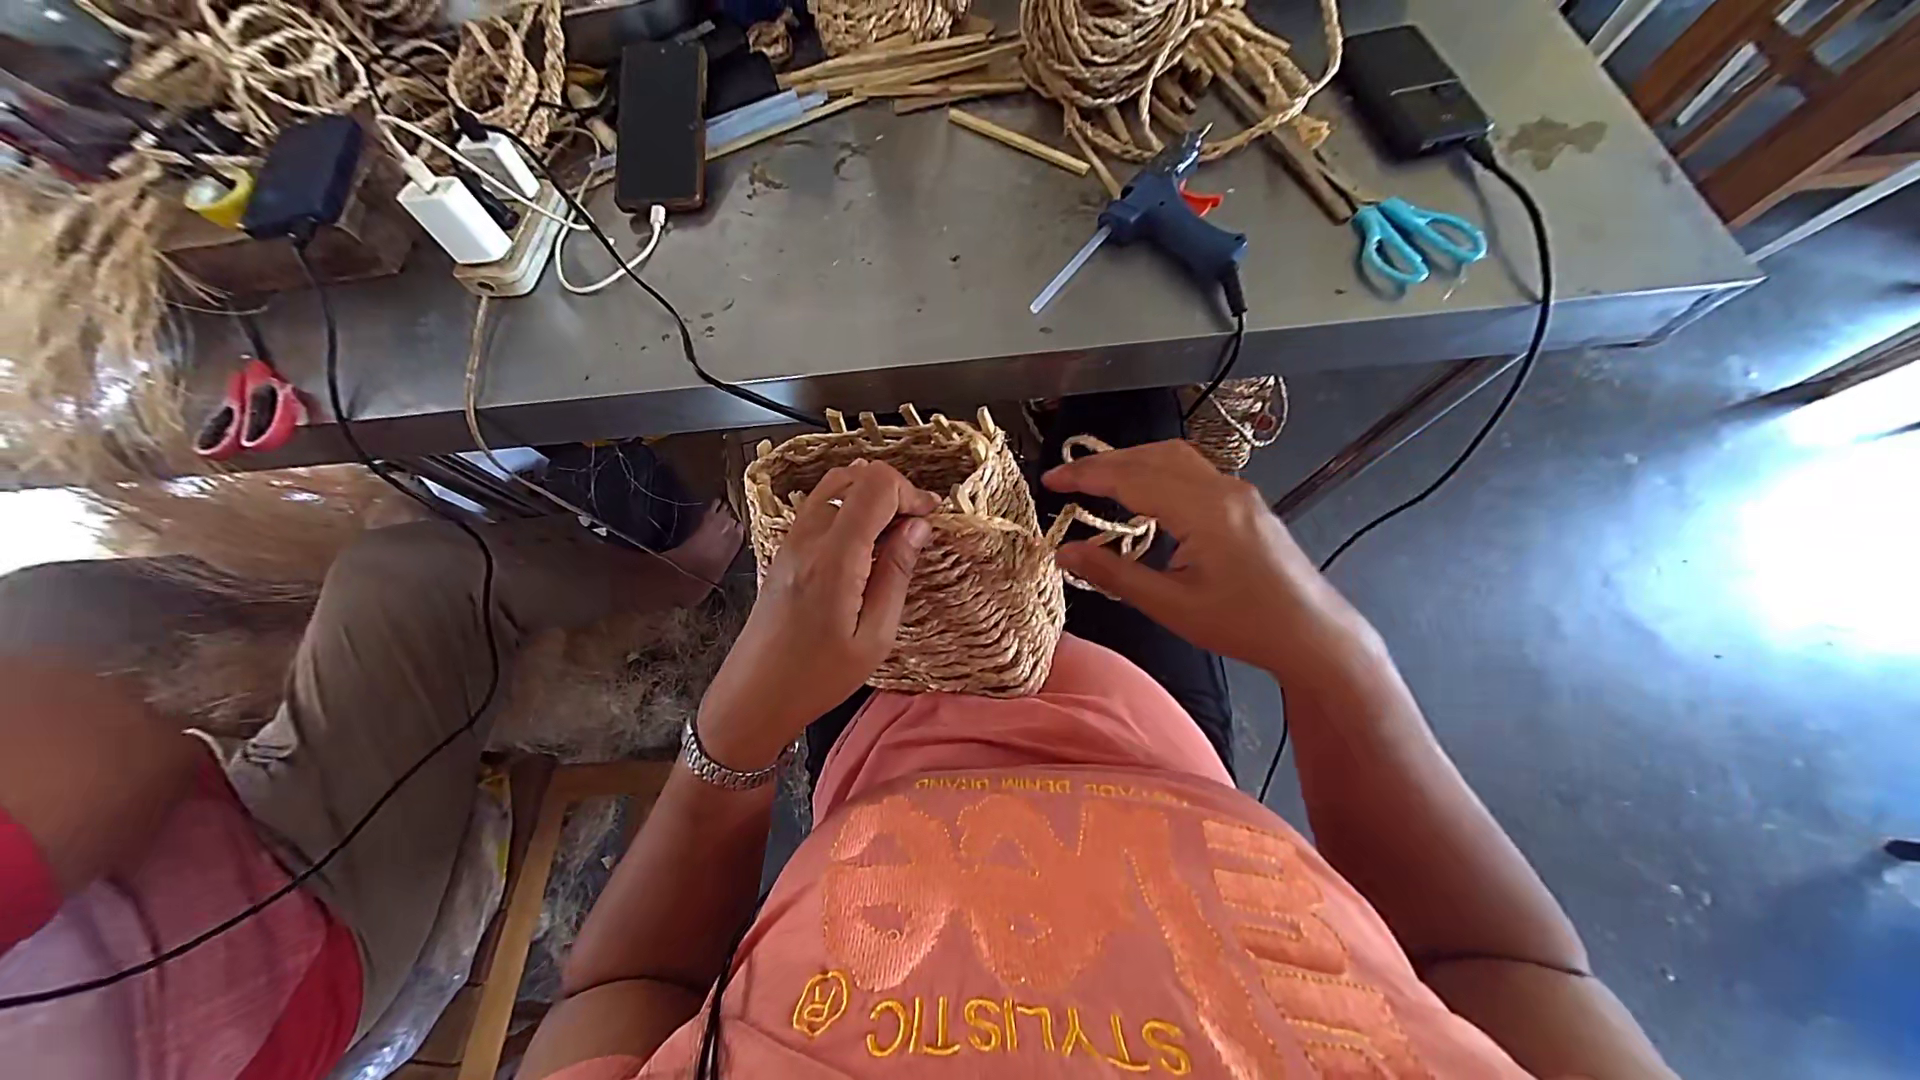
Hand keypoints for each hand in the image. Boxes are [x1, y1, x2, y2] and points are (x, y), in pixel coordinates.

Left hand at [697, 461, 936, 769]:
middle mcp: (808, 538)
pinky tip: (866, 544)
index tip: (928, 519)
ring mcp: (791, 541)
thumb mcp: (875, 636)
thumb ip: (897, 573)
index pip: (875, 485)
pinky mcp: (784, 550)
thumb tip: (919, 528)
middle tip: (914, 527)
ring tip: (893, 533)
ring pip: (835, 484)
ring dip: (870, 497)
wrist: (753, 695)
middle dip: (893, 491)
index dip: (910, 492)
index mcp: (834, 558)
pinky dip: (850, 508)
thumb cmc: (817, 677)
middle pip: (855, 475)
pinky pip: (820, 506)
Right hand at [1043, 440, 1373, 681]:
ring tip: (1095, 479)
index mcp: (1203, 509)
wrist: (1312, 633)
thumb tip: (1064, 552)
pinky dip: (1155, 470)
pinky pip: (1191, 470)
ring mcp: (1237, 491)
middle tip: (1064, 478)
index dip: (1085, 476)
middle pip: (1151, 456)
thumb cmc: (1243, 624)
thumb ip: (1113, 574)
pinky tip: (1141, 491)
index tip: (1051, 481)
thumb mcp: (1170, 605)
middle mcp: (1221, 488)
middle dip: (1102, 462)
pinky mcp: (1244, 501)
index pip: (1131, 478)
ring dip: (1130, 460)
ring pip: (1173, 457)